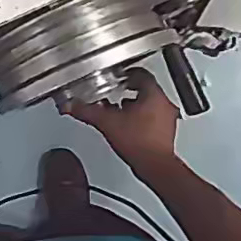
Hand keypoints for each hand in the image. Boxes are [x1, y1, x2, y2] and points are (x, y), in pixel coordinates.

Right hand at [64, 67, 179, 168]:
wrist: (154, 166)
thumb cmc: (139, 143)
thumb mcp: (106, 122)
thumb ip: (87, 111)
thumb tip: (72, 106)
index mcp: (153, 96)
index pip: (142, 75)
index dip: (128, 74)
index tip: (120, 76)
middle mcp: (164, 105)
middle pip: (147, 89)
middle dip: (130, 91)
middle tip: (117, 92)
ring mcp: (167, 119)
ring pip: (151, 104)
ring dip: (136, 105)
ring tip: (120, 110)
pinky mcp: (166, 133)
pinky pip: (154, 119)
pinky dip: (142, 119)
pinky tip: (129, 127)